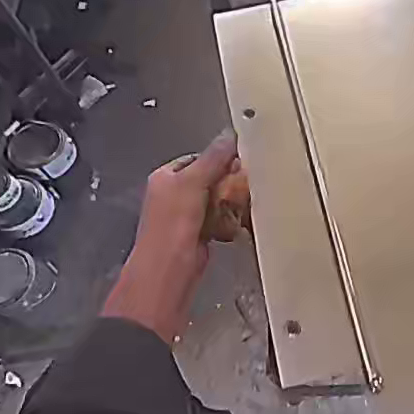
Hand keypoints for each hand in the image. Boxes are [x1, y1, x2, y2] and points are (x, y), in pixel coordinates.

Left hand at [101, 132, 238, 342]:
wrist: (166, 277)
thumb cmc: (172, 228)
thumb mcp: (192, 184)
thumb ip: (211, 160)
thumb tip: (228, 135)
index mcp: (165, 179)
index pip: (196, 159)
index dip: (217, 159)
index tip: (241, 161)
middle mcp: (173, 197)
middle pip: (208, 181)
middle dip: (228, 183)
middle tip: (248, 184)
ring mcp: (185, 220)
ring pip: (216, 203)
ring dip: (231, 204)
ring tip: (247, 204)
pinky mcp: (198, 240)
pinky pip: (219, 225)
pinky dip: (229, 224)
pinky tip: (238, 226)